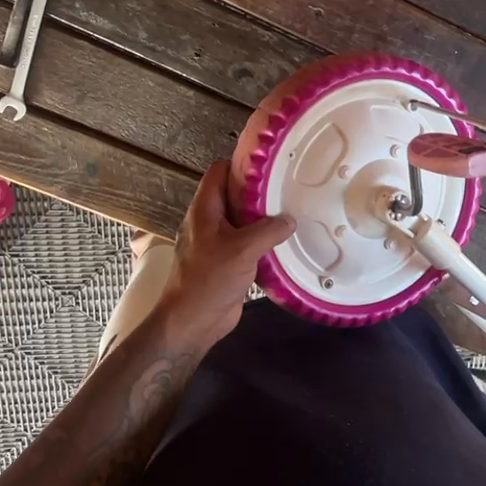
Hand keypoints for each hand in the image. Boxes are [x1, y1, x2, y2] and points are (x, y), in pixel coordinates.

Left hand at [151, 161, 294, 346]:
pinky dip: (264, 242)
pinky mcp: (227, 262)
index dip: (241, 164)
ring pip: (243, 221)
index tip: (270, 165)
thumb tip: (289, 220)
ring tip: (292, 213)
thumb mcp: (243, 248)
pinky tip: (285, 243)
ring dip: (264, 220)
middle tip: (289, 189)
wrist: (193, 321)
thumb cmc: (210, 279)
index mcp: (204, 209)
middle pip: (234, 195)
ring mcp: (217, 243)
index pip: (219, 172)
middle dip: (259, 192)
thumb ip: (269, 230)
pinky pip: (248, 244)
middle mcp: (209, 222)